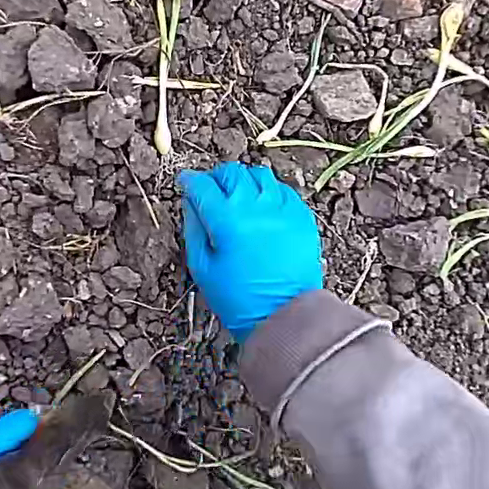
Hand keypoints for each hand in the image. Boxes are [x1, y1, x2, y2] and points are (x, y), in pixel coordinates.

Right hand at [179, 162, 323, 340]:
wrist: (285, 316)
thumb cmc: (240, 299)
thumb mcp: (203, 268)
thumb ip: (194, 230)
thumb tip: (191, 202)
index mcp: (227, 220)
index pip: (202, 186)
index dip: (190, 182)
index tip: (187, 183)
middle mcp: (256, 206)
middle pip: (232, 172)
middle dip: (217, 178)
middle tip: (212, 191)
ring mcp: (282, 208)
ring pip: (259, 175)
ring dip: (244, 181)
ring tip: (239, 197)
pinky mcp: (301, 215)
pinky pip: (283, 190)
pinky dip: (269, 192)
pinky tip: (263, 207)